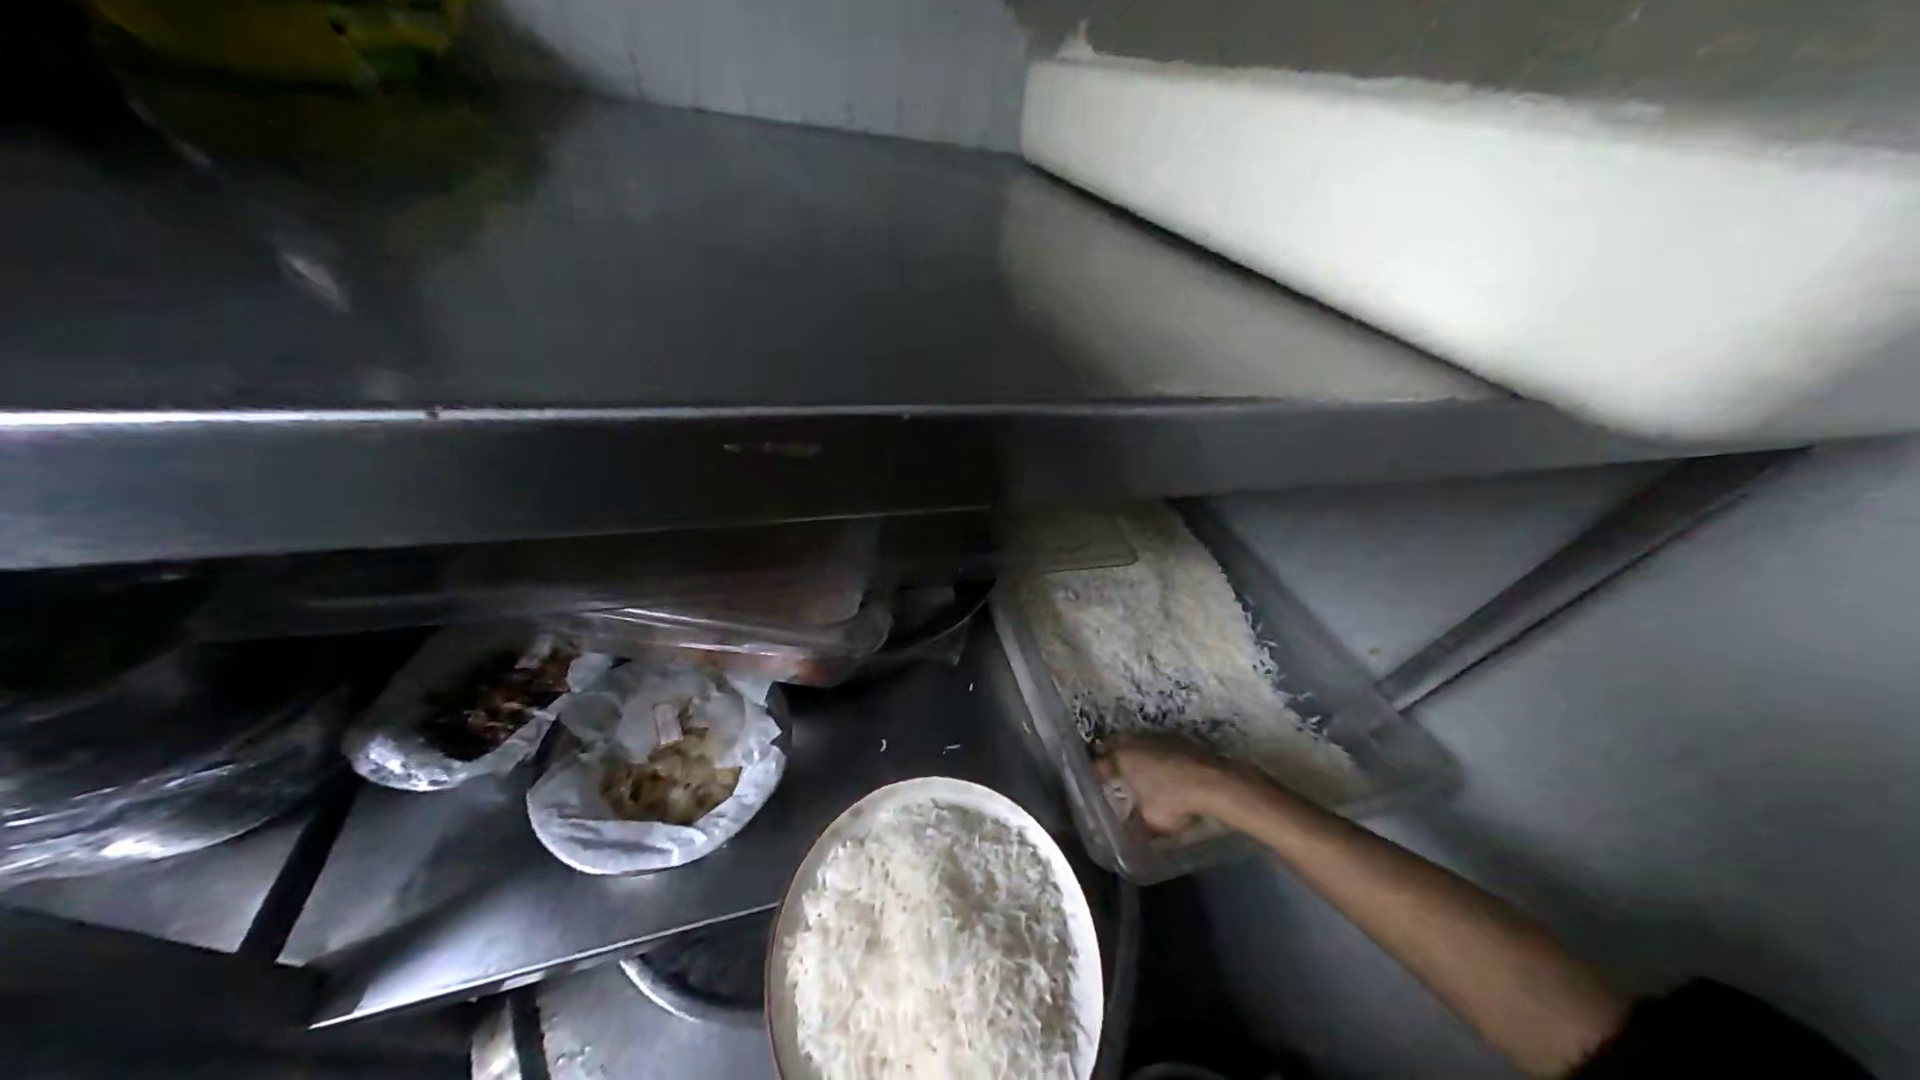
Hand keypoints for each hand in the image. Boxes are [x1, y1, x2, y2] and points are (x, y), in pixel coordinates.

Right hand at [1094, 736, 1255, 834]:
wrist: (1214, 783)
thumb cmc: (1174, 801)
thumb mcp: (1151, 822)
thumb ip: (1137, 827)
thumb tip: (1131, 834)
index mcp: (1121, 759)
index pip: (1098, 764)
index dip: (1095, 775)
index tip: (1094, 784)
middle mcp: (1135, 743)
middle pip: (1115, 745)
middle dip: (1110, 756)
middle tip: (1111, 771)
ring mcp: (1157, 737)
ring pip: (1137, 741)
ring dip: (1134, 752)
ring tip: (1137, 769)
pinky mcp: (1178, 738)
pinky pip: (1157, 744)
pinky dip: (1155, 753)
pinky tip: (1162, 768)